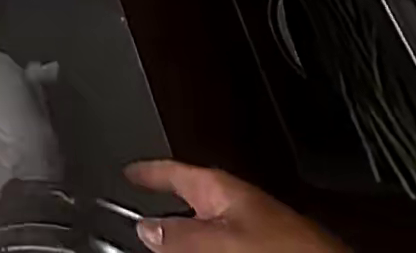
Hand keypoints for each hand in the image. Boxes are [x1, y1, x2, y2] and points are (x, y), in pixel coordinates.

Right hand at [125, 160, 348, 252]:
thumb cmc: (288, 248)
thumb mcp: (223, 240)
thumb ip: (182, 233)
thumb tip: (147, 228)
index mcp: (220, 189)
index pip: (172, 171)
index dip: (147, 172)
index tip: (127, 172)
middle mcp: (234, 207)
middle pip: (187, 209)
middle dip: (165, 221)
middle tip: (141, 231)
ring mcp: (253, 233)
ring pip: (207, 235)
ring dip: (188, 242)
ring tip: (168, 249)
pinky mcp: (264, 250)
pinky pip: (225, 247)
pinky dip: (210, 247)